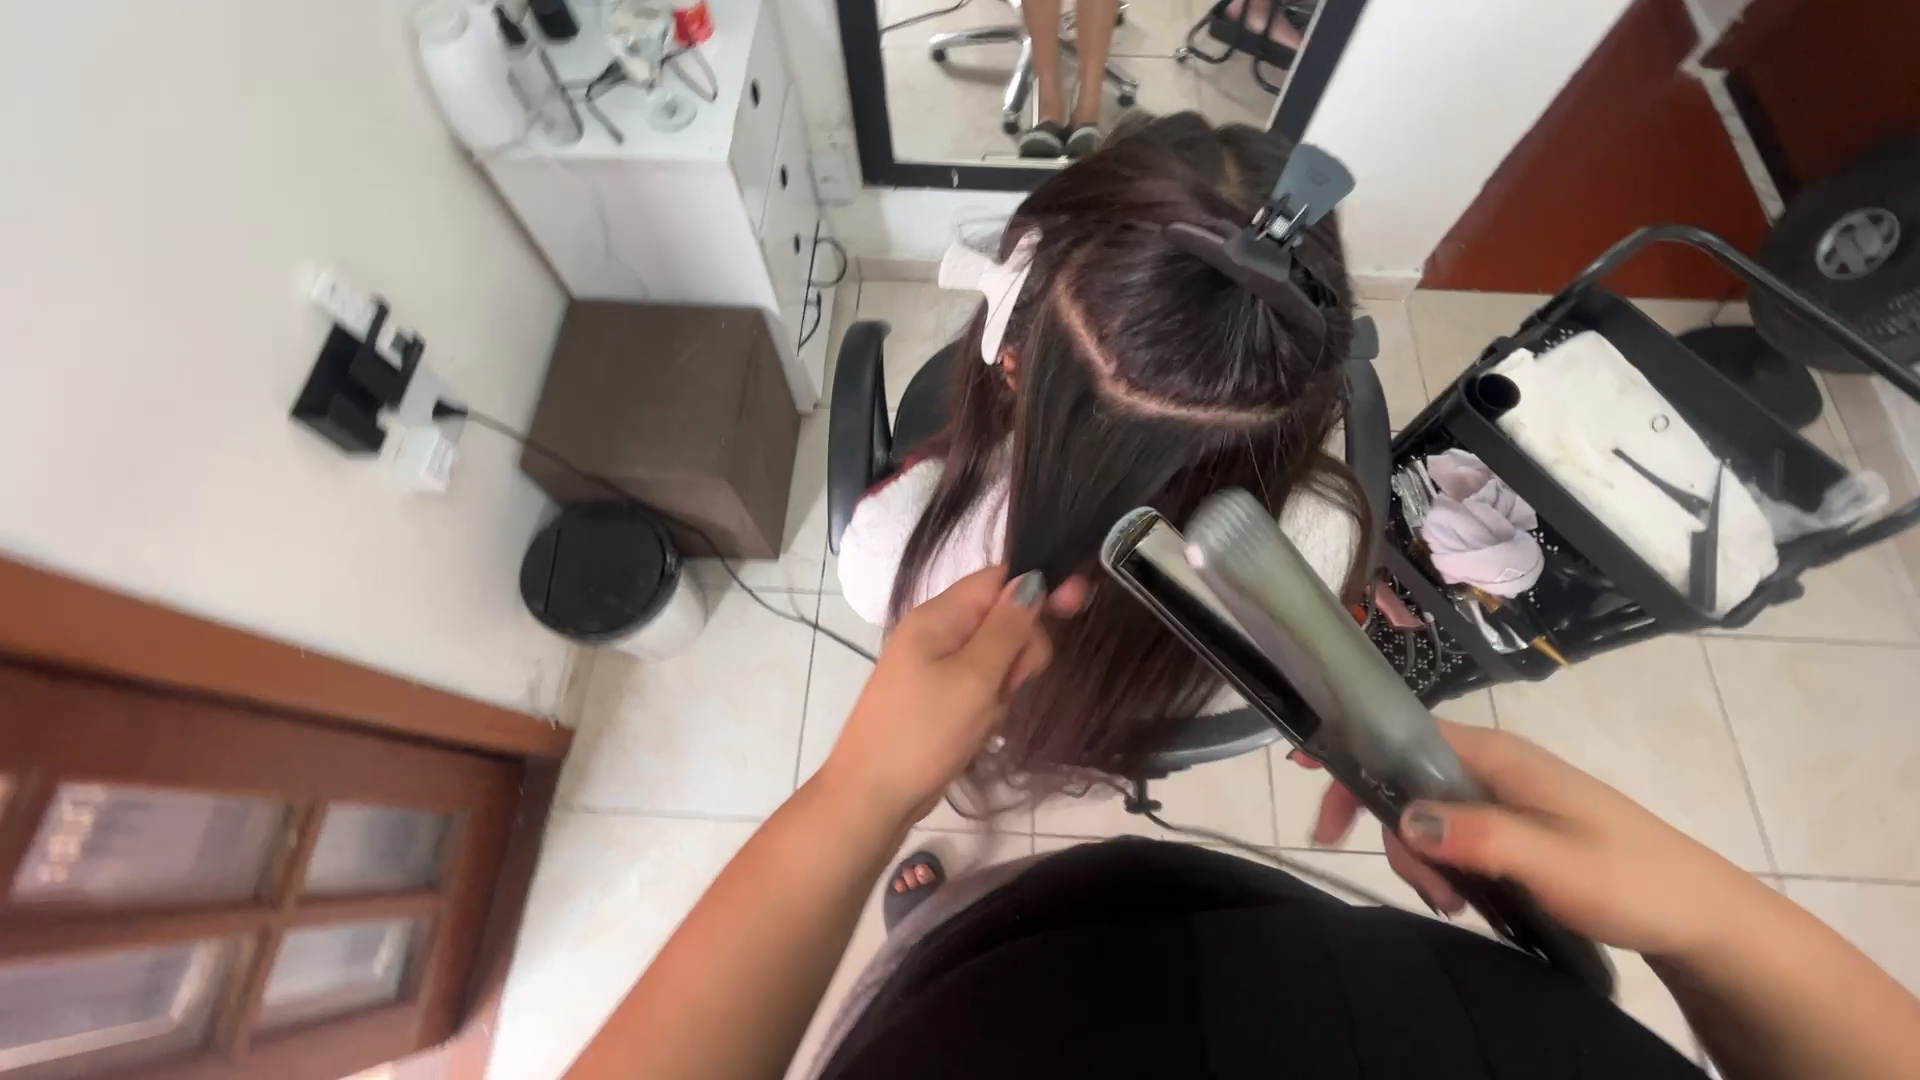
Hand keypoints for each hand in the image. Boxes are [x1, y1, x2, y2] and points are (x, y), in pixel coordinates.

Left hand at [818, 565, 1087, 826]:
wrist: (871, 798)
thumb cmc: (923, 733)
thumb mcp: (974, 677)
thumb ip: (1007, 627)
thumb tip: (1033, 579)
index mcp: (939, 615)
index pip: (999, 578)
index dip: (1036, 588)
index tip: (1074, 607)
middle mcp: (936, 632)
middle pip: (1002, 617)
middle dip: (1019, 651)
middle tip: (1006, 686)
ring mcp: (935, 665)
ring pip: (997, 657)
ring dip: (1005, 685)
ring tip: (984, 716)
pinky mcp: (939, 696)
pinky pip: (981, 686)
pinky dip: (989, 705)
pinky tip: (978, 730)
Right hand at [1304, 722, 1766, 959]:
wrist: (1704, 919)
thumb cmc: (1631, 878)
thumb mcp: (1555, 861)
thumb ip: (1478, 835)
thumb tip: (1403, 818)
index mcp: (1494, 755)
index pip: (1400, 734)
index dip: (1349, 746)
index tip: (1304, 767)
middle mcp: (1487, 765)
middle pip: (1402, 778)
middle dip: (1393, 830)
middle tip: (1421, 888)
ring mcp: (1496, 794)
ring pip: (1422, 812)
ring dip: (1420, 857)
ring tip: (1452, 904)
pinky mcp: (1505, 823)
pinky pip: (1446, 832)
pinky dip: (1439, 863)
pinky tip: (1462, 897)